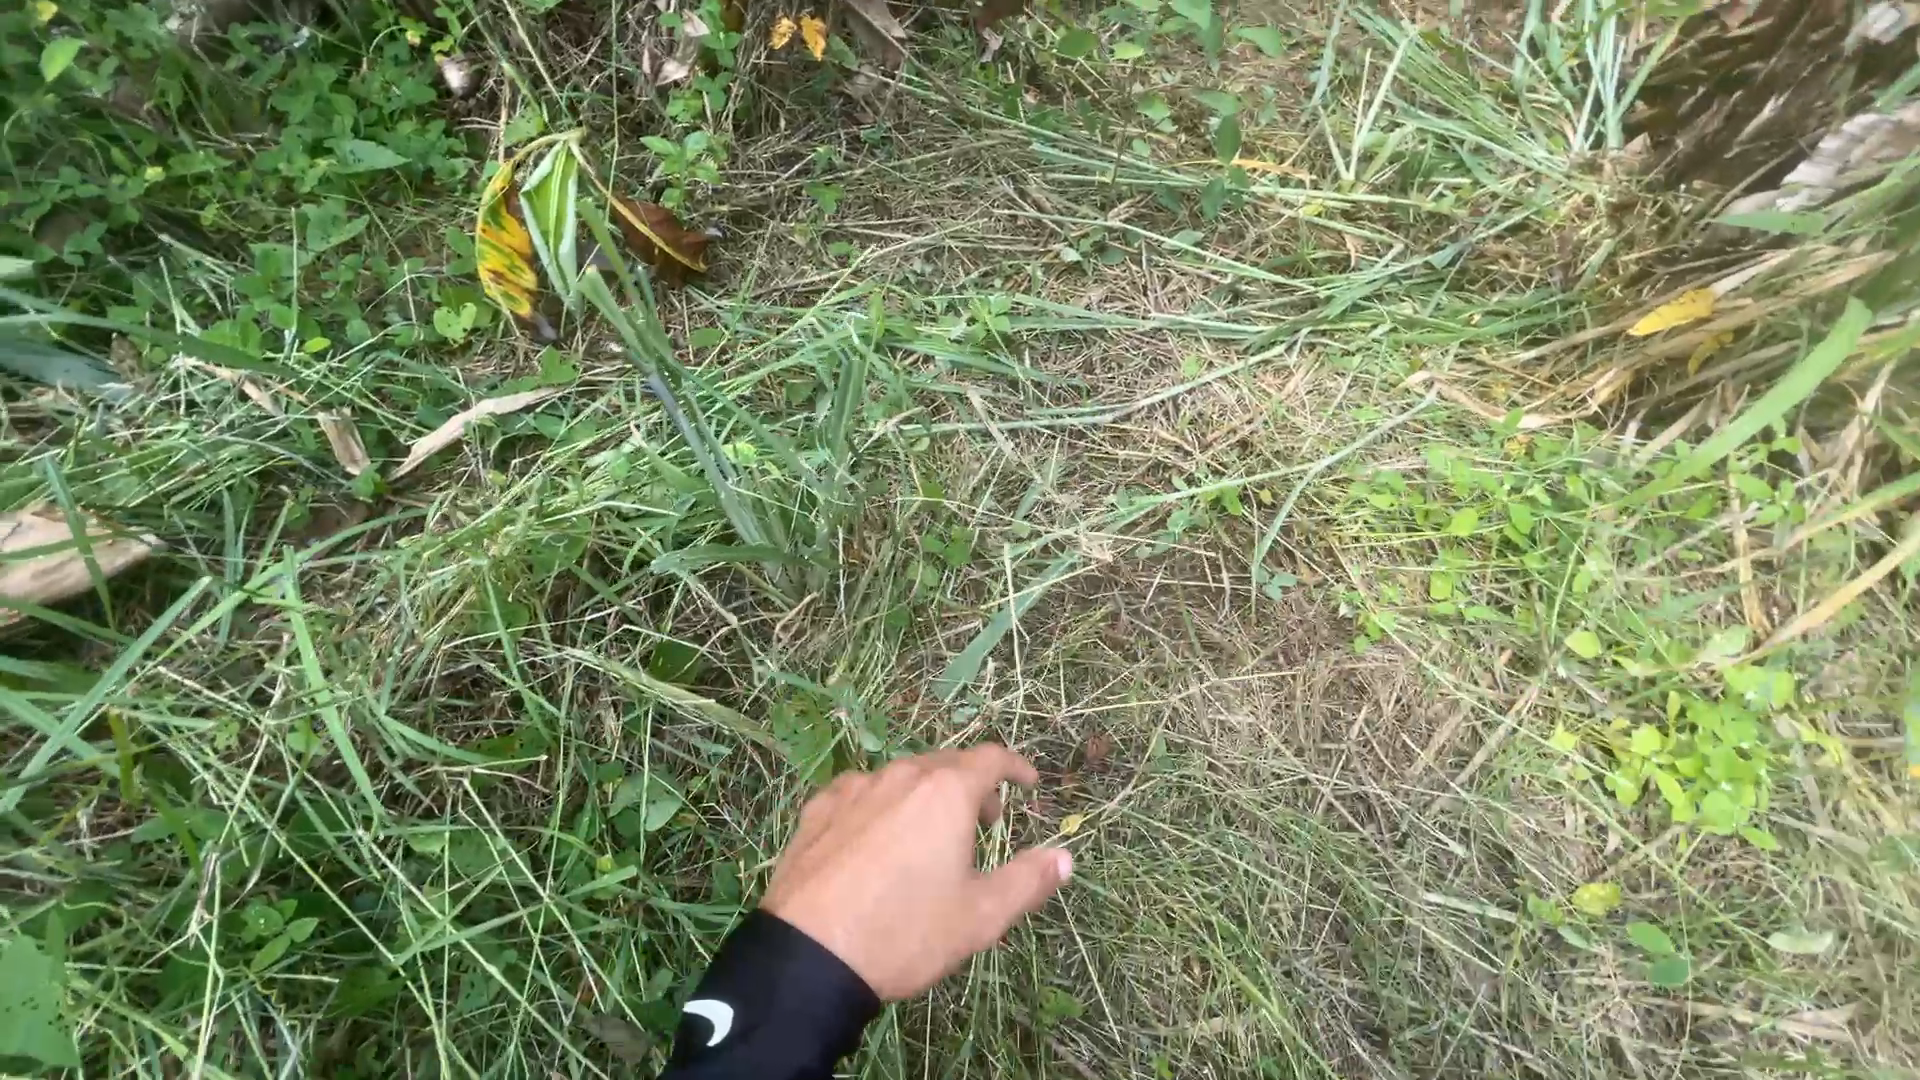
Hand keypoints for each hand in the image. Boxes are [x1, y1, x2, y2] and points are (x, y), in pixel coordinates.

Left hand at [760, 744, 1071, 1000]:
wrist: (809, 956)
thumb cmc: (907, 932)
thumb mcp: (980, 916)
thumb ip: (1028, 880)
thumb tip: (1066, 857)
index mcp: (946, 791)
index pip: (991, 758)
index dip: (1016, 767)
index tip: (1029, 783)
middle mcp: (901, 775)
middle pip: (947, 764)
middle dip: (974, 786)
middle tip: (986, 822)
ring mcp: (855, 788)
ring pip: (902, 777)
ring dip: (927, 795)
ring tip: (931, 835)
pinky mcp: (819, 808)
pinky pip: (861, 792)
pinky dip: (882, 804)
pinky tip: (875, 835)